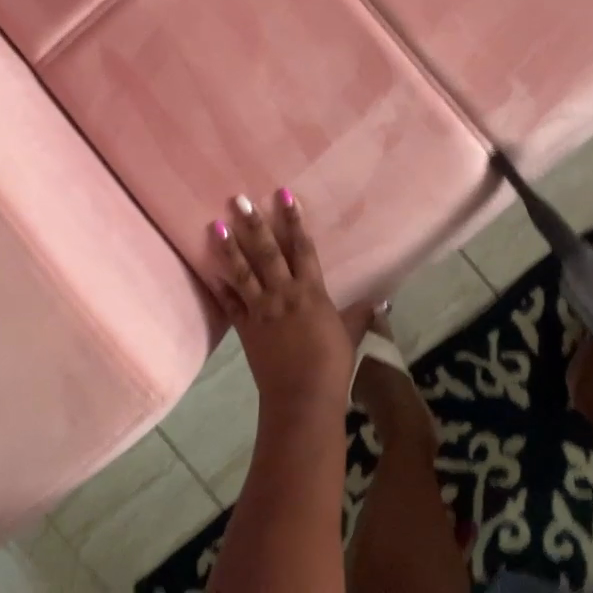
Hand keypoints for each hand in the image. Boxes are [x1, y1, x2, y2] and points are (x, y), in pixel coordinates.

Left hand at [209, 190, 352, 415]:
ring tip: (216, 225)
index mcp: (311, 291)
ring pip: (242, 272)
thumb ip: (361, 314)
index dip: (294, 220)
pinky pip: (230, 305)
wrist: (302, 398)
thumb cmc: (332, 364)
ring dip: (229, 248)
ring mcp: (261, 310)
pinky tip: (211, 272)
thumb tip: (381, 302)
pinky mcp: (245, 329)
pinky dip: (221, 288)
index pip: (302, 247)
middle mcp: (283, 293)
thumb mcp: (350, 334)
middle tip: (238, 199)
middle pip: (267, 252)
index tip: (284, 194)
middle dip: (253, 224)